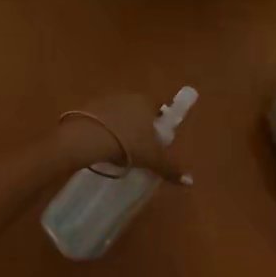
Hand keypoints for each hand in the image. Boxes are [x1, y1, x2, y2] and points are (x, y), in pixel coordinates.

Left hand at [54, 93, 189, 183]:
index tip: (159, 136)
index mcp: (145, 102)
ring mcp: (104, 100)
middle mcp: (126, 96)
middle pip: (137, 108)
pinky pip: (99, 118)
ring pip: (117, 112)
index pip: (158, 106)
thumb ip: (170, 168)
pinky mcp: (86, 108)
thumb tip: (189, 181)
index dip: (160, 119)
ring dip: (119, 125)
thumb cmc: (127, 144)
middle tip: (140, 144)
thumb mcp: (152, 158)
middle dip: (139, 123)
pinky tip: (101, 142)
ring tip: (118, 146)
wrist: (87, 138)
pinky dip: (102, 127)